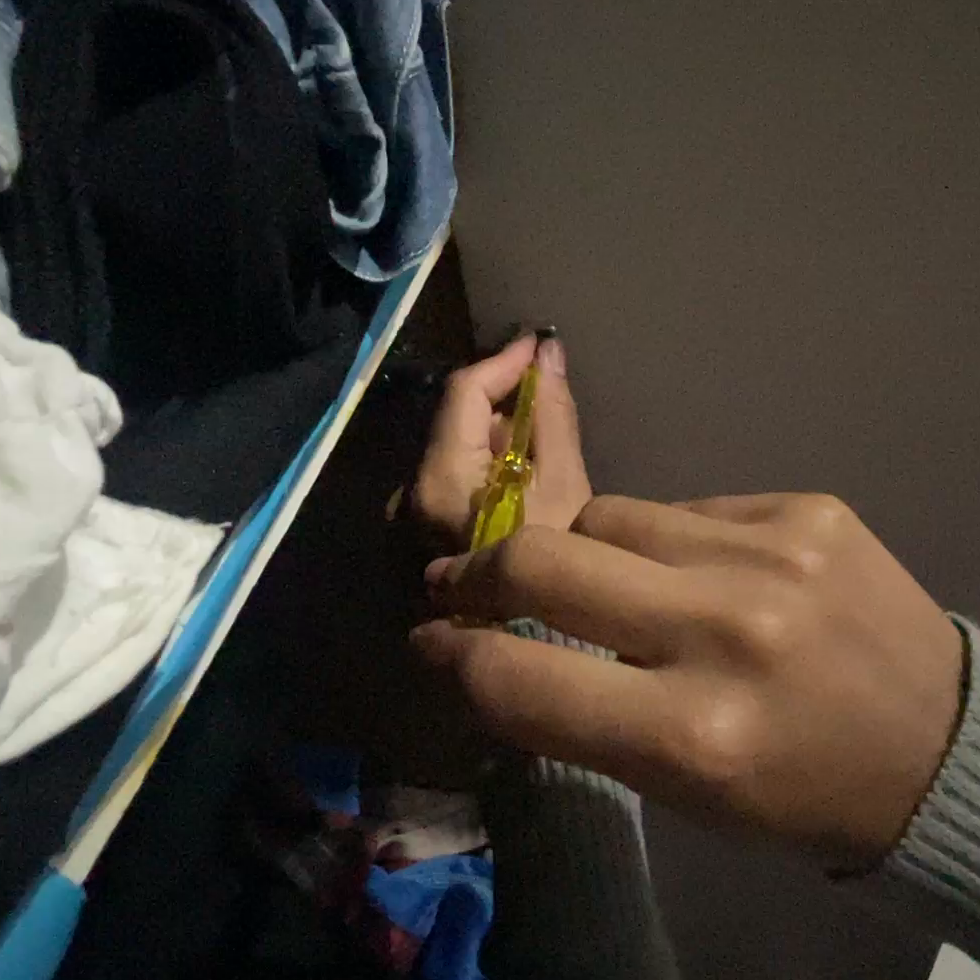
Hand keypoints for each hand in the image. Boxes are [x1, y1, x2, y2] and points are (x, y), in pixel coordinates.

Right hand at [411, 493, 964, 866]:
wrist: (946, 750)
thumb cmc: (799, 791)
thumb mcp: (681, 786)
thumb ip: (581, 709)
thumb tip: (491, 639)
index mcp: (692, 737)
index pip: (520, 678)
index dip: (454, 653)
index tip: (432, 636)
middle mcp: (726, 630)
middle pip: (547, 560)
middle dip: (482, 568)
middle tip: (464, 579)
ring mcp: (773, 554)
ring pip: (609, 514)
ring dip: (585, 550)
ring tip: (611, 583)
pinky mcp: (807, 508)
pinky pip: (686, 507)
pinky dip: (669, 540)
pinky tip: (704, 573)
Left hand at [413, 334, 591, 542]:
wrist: (530, 634)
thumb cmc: (554, 559)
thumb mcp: (564, 483)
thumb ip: (553, 414)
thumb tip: (549, 354)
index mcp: (443, 476)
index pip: (464, 391)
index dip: (504, 361)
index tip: (539, 345)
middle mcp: (414, 486)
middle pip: (456, 413)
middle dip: (503, 395)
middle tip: (548, 390)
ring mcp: (415, 506)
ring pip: (456, 438)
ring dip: (497, 427)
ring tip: (541, 440)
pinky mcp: (425, 521)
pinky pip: (454, 466)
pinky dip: (486, 455)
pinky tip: (520, 470)